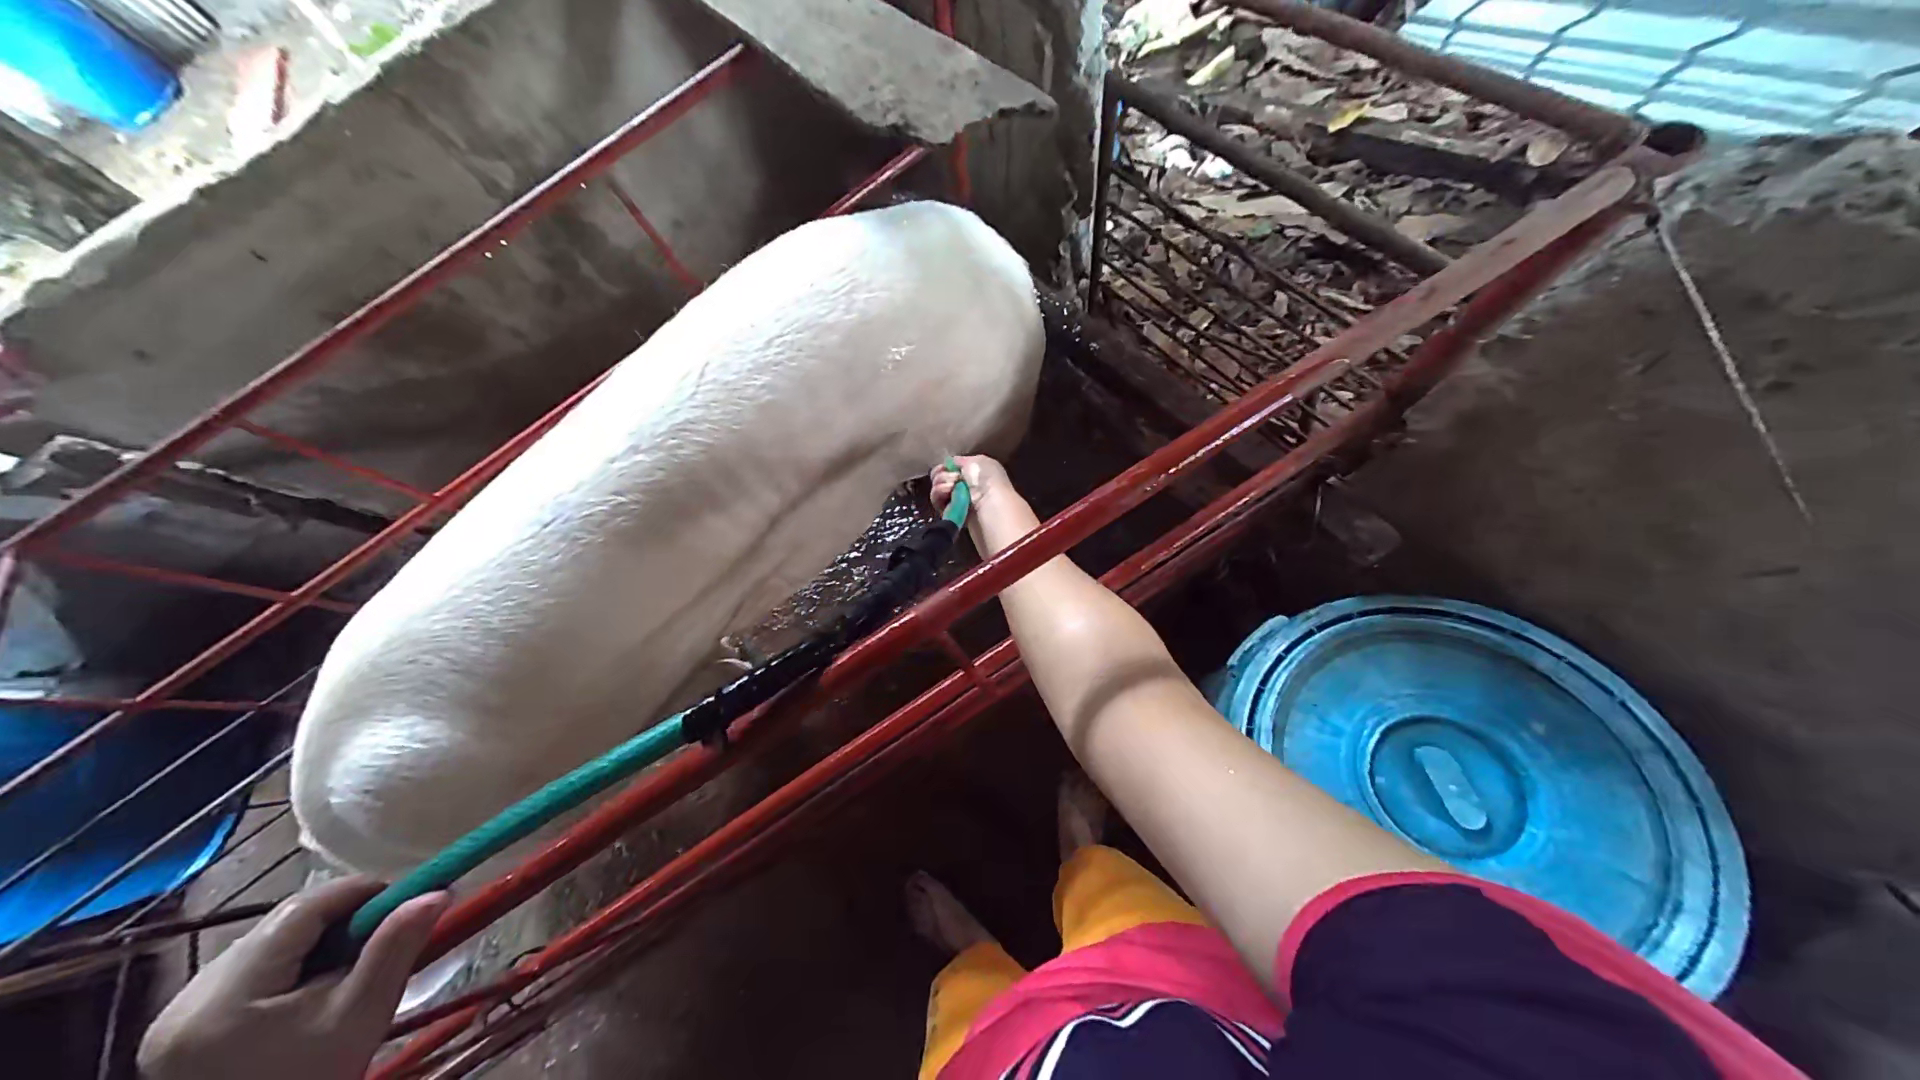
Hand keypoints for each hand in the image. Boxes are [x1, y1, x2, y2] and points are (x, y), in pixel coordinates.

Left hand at [138, 877, 448, 1079]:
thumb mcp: (362, 1015)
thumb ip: (395, 947)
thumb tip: (436, 892)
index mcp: (224, 997)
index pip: (301, 909)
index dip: (359, 891)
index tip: (407, 897)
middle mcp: (185, 999)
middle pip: (279, 926)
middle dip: (340, 919)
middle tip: (386, 932)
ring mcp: (173, 1016)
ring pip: (264, 945)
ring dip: (316, 941)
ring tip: (351, 966)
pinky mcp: (176, 1031)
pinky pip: (244, 972)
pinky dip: (288, 966)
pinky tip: (311, 990)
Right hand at [930, 455, 1036, 556]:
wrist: (1003, 535)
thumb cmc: (996, 498)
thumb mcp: (984, 467)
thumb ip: (968, 462)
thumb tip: (953, 464)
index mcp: (984, 471)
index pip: (957, 465)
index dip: (947, 466)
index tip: (944, 470)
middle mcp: (975, 485)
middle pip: (947, 477)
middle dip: (941, 478)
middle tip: (948, 485)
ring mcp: (967, 504)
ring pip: (943, 492)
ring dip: (938, 490)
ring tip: (945, 493)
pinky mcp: (961, 521)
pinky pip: (945, 508)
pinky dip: (940, 503)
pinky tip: (943, 503)